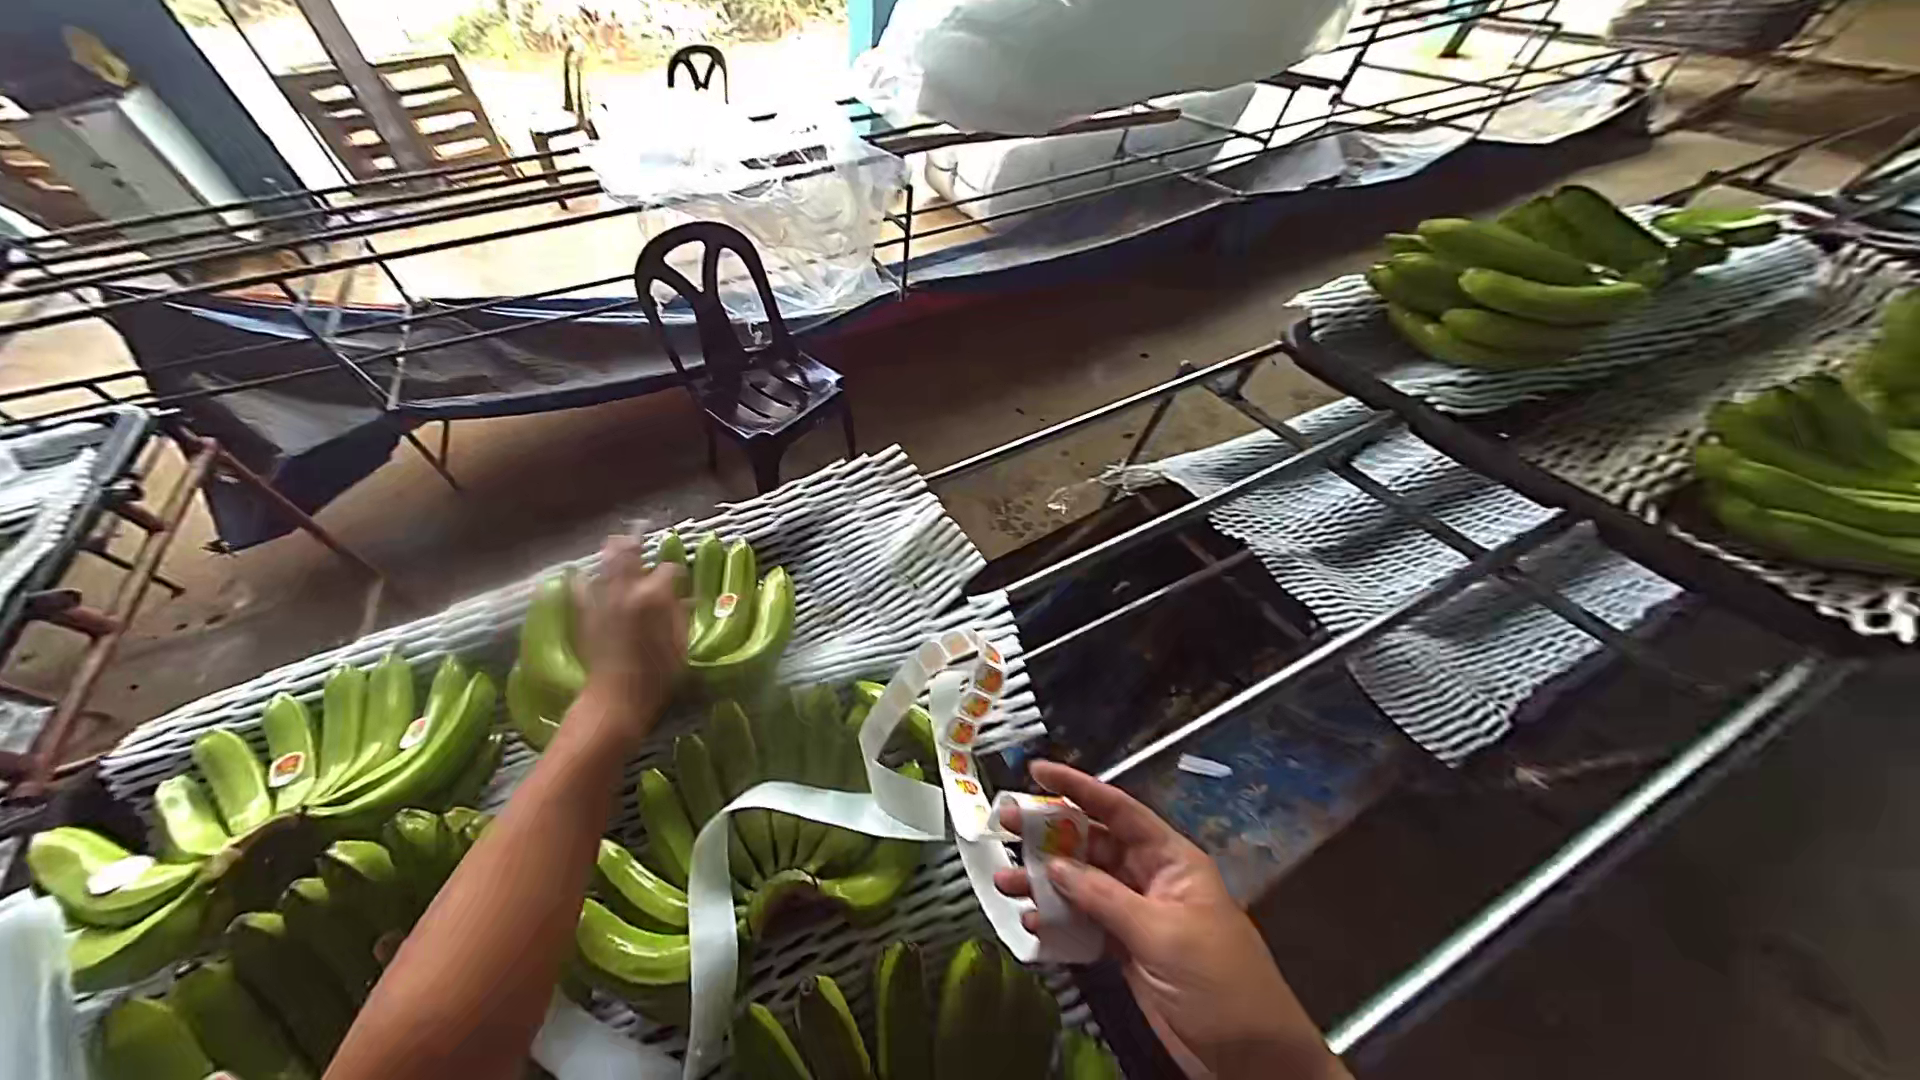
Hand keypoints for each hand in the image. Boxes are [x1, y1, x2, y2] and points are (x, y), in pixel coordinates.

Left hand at [572, 536, 686, 745]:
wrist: (617, 697)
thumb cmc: (659, 673)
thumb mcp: (680, 641)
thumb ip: (679, 613)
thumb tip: (682, 598)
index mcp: (655, 595)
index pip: (669, 569)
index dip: (677, 572)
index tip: (681, 580)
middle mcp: (626, 590)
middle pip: (629, 553)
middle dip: (636, 545)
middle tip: (640, 539)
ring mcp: (602, 600)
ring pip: (604, 564)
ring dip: (611, 553)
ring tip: (616, 546)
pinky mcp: (585, 613)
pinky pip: (581, 587)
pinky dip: (585, 578)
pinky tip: (586, 576)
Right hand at [994, 761, 1349, 1079]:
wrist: (1253, 1063)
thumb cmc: (1221, 984)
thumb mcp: (1163, 934)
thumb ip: (1105, 897)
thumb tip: (1056, 866)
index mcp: (1168, 858)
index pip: (1117, 809)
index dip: (1077, 786)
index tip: (1038, 770)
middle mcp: (1147, 877)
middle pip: (1091, 844)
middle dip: (1049, 835)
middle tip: (1006, 826)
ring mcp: (1134, 913)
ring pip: (1080, 884)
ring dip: (1043, 882)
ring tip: (1005, 882)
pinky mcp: (1124, 949)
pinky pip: (1083, 922)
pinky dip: (1057, 922)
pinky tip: (1032, 923)